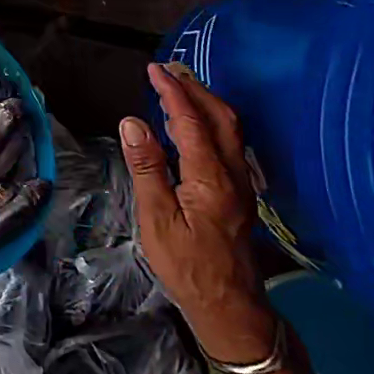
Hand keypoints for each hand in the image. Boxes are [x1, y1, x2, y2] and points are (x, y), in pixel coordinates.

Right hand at [120, 63, 276, 364]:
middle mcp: (232, 174)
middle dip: (195, 89)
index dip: (172, 93)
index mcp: (210, 177)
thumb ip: (147, 167)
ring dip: (205, 103)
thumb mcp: (156, 217)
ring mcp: (240, 184)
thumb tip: (133, 122)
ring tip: (179, 87)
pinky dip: (209, 122)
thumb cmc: (186, 262)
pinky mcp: (238, 193)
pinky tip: (192, 125)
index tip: (154, 70)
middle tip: (168, 70)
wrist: (228, 303)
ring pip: (229, 130)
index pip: (191, 122)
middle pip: (221, 119)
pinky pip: (227, 144)